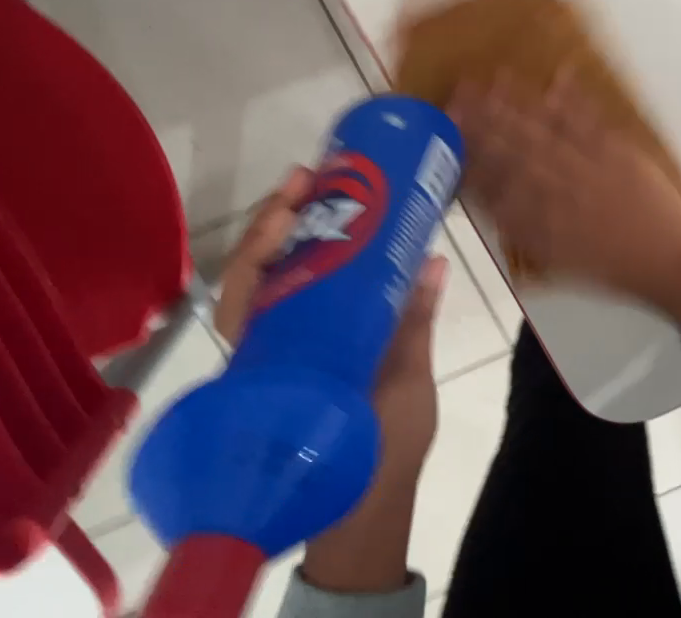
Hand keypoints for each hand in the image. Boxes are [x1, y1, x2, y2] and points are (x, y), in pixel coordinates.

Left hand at [214, 167, 451, 592]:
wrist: (366, 503)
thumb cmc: (376, 450)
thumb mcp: (401, 387)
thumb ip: (412, 326)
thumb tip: (432, 261)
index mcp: (279, 358)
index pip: (248, 292)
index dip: (263, 243)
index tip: (292, 203)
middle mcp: (272, 345)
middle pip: (254, 274)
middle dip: (276, 221)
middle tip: (310, 177)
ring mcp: (292, 343)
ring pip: (275, 281)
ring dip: (296, 232)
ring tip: (324, 188)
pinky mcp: (318, 344)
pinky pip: (309, 294)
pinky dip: (322, 257)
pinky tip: (351, 232)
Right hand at [448, 69, 680, 322]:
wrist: (670, 264)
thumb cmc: (614, 269)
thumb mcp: (561, 263)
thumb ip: (527, 235)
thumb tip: (498, 210)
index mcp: (539, 223)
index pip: (494, 185)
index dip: (468, 157)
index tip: (449, 133)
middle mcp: (557, 192)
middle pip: (512, 150)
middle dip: (483, 120)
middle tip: (459, 93)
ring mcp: (589, 168)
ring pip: (545, 131)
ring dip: (519, 102)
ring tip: (495, 78)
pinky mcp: (620, 154)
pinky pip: (591, 123)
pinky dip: (574, 100)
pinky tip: (556, 78)